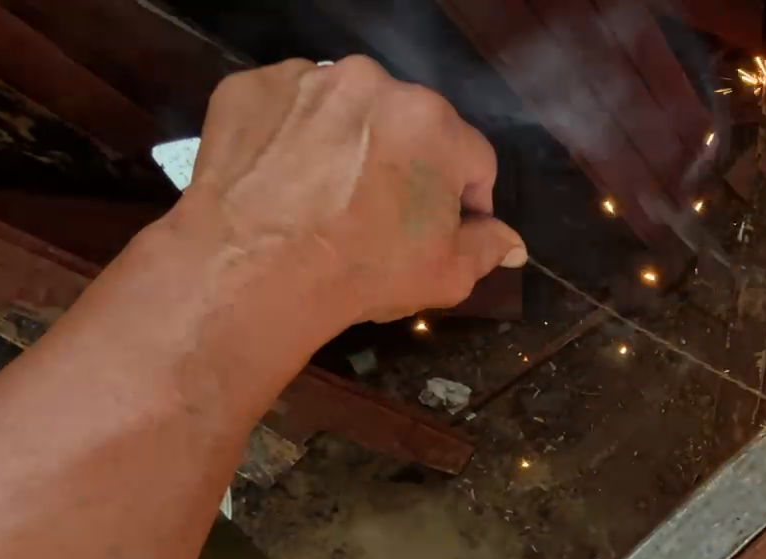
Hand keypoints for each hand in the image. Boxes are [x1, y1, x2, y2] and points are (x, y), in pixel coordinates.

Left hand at [162, 56, 525, 350]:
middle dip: (415, 164)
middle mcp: (374, 83)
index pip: (476, 158)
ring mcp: (308, 78)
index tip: (449, 230)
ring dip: (362, 145)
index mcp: (434, 125)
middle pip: (416, 125)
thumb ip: (489, 247)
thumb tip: (513, 243)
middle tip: (395, 214)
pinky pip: (297, 108)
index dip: (470, 200)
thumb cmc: (369, 269)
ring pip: (356, 112)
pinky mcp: (251, 86)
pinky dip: (304, 137)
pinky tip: (298, 182)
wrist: (257, 266)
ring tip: (342, 197)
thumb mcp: (450, 273)